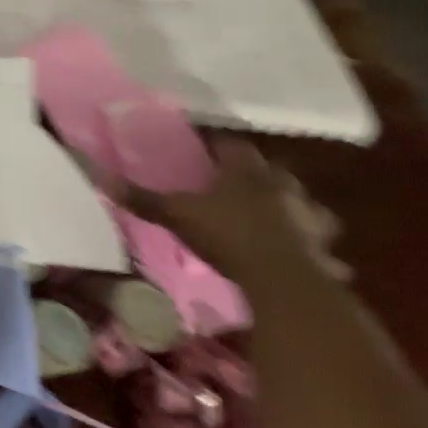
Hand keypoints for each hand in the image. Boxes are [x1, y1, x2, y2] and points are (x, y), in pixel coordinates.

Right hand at [129, 138, 344, 286]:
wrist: (285, 283)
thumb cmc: (227, 234)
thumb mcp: (175, 214)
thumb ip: (142, 197)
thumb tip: (101, 177)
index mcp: (246, 172)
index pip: (232, 144)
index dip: (217, 144)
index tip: (203, 146)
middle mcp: (283, 189)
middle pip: (275, 172)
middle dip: (260, 174)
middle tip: (238, 180)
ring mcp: (311, 221)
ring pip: (307, 206)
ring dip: (294, 208)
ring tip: (276, 216)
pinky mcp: (326, 253)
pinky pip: (322, 247)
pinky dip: (313, 249)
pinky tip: (300, 255)